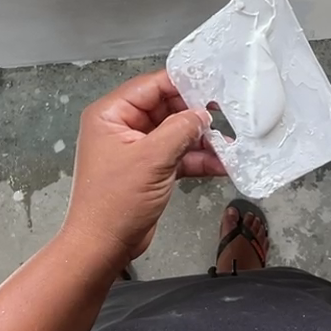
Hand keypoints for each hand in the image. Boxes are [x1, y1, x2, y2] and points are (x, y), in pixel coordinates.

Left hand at [62, 71, 225, 263]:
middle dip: (195, 116)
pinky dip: (197, 159)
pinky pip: (177, 155)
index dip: (181, 84)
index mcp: (110, 115)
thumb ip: (180, 130)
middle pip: (166, 109)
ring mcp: (136, 149)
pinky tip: (220, 164)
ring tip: (227, 145)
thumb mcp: (152, 158)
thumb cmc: (113, 204)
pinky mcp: (149, 169)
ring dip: (201, 140)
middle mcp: (121, 127)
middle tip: (223, 116)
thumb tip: (201, 114)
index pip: (150, 86)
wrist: (104, 246)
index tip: (209, 84)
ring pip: (175, 133)